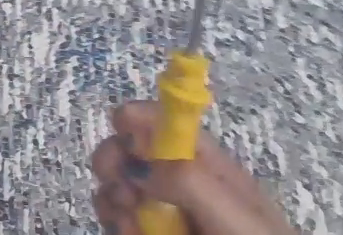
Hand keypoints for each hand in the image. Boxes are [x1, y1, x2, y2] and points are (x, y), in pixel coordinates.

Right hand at [91, 102, 295, 234]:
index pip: (157, 118)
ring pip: (113, 183)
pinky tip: (128, 233)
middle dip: (112, 163)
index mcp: (200, 160)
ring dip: (111, 198)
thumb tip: (134, 170)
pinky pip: (116, 217)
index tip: (127, 143)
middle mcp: (175, 178)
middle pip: (123, 147)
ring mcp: (161, 207)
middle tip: (121, 188)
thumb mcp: (231, 211)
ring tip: (128, 223)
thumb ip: (184, 179)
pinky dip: (116, 224)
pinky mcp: (150, 230)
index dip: (133, 120)